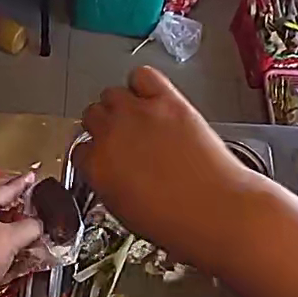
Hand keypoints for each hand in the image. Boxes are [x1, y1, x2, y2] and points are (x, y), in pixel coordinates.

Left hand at [0, 172, 43, 296]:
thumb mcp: (11, 238)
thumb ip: (30, 227)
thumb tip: (39, 224)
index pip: (6, 186)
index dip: (22, 182)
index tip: (33, 176)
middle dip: (10, 192)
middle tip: (25, 188)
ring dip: (8, 214)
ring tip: (23, 214)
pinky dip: (2, 232)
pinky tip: (12, 240)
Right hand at [79, 67, 260, 256]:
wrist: (217, 210)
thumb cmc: (176, 221)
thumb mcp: (125, 211)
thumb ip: (109, 184)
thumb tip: (111, 172)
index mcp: (97, 168)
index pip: (80, 150)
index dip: (94, 153)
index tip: (106, 156)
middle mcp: (111, 135)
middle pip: (92, 115)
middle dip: (104, 125)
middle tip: (123, 136)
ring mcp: (137, 113)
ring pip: (111, 93)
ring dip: (120, 104)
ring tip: (138, 117)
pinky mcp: (167, 100)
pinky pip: (142, 75)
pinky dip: (143, 83)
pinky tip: (152, 98)